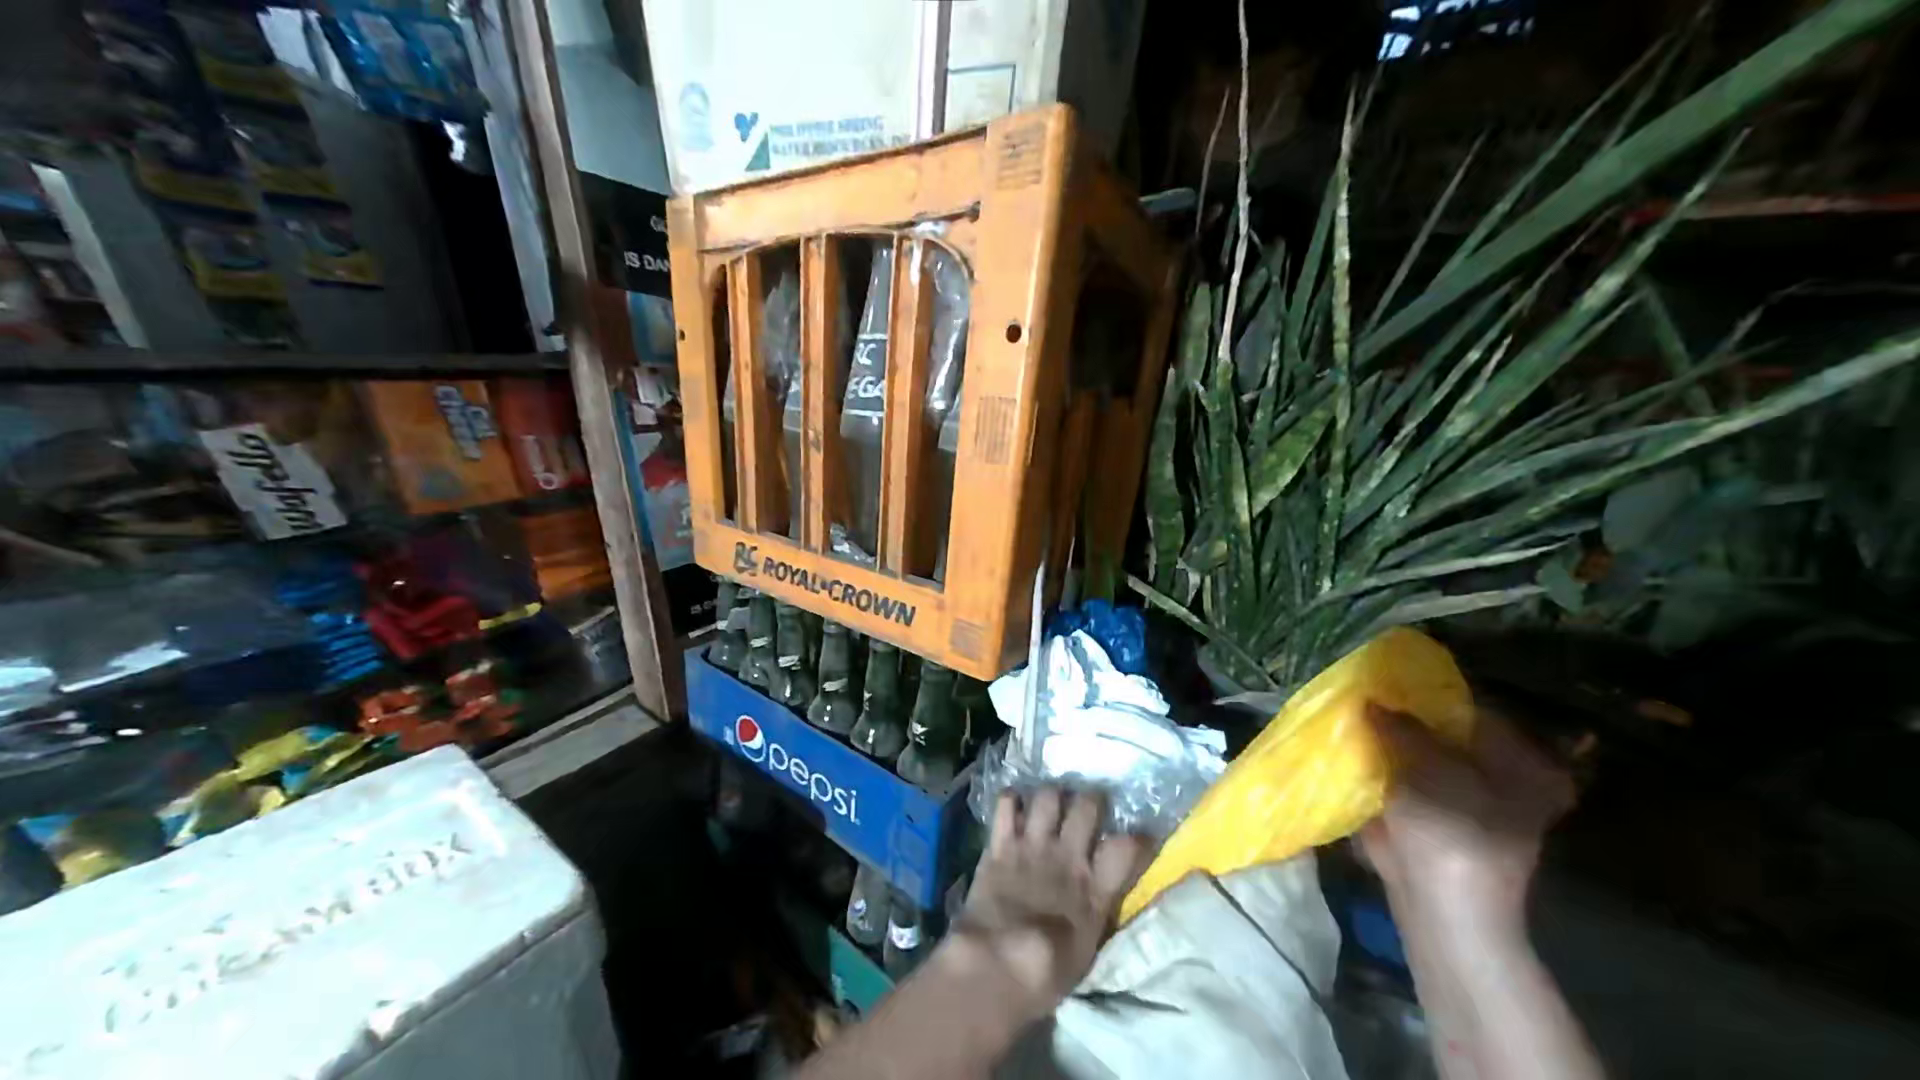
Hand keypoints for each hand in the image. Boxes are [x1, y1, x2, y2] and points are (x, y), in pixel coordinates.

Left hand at [949, 788, 1148, 1021]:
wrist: (998, 962)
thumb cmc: (1048, 972)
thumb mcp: (1089, 946)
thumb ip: (1098, 909)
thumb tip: (1104, 891)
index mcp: (1095, 887)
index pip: (1128, 846)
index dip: (1137, 837)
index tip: (1138, 835)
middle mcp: (1068, 855)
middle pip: (1087, 804)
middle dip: (1090, 799)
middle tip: (1086, 806)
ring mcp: (1032, 844)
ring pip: (1047, 795)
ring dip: (1050, 795)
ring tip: (1048, 804)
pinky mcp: (1000, 843)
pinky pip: (1006, 803)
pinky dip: (1011, 799)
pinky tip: (1013, 807)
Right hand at [1361, 704, 1575, 932]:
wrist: (1440, 907)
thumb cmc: (1451, 832)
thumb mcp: (1426, 766)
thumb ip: (1400, 726)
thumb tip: (1371, 698)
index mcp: (1522, 763)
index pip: (1472, 710)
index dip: (1428, 693)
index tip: (1387, 678)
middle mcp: (1504, 778)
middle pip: (1446, 734)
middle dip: (1405, 718)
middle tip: (1366, 695)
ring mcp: (1469, 803)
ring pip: (1424, 758)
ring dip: (1392, 743)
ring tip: (1354, 716)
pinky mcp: (1437, 821)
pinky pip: (1409, 782)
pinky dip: (1386, 770)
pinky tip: (1354, 751)